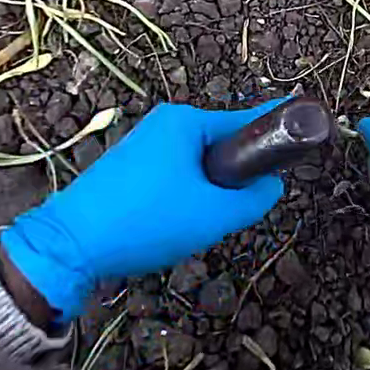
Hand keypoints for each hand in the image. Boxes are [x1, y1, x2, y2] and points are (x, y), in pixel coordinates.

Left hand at [2, 99, 286, 321]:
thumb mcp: (214, 214)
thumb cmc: (145, 220)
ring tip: (202, 220)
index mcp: (185, 121)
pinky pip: (175, 174)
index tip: (304, 131)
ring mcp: (142, 145)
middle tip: (238, 204)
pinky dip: (186, 194)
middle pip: (222, 144)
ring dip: (209, 188)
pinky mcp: (127, 169)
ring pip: (198, 164)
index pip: (246, 120)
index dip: (275, 131)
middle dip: (235, 173)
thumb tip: (273, 186)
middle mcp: (164, 124)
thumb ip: (255, 198)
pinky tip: (176, 222)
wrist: (64, 250)